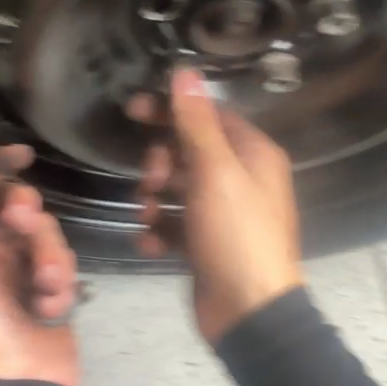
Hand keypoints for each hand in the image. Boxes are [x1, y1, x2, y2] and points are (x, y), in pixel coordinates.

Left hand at [0, 146, 80, 385]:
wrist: (18, 384)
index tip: (22, 153)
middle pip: (15, 204)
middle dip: (26, 212)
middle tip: (24, 225)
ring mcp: (19, 267)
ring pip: (44, 231)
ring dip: (46, 255)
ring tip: (43, 287)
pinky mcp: (48, 286)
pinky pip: (62, 262)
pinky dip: (58, 282)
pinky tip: (50, 306)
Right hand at [134, 68, 303, 345]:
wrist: (249, 314)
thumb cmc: (236, 234)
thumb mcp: (215, 172)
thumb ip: (196, 122)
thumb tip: (185, 71)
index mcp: (253, 154)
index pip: (207, 115)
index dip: (171, 110)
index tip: (133, 111)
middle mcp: (241, 178)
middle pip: (188, 151)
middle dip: (161, 163)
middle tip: (151, 182)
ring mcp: (223, 213)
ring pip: (177, 188)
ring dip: (155, 198)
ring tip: (148, 216)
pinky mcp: (207, 243)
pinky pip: (174, 224)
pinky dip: (159, 230)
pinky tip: (150, 243)